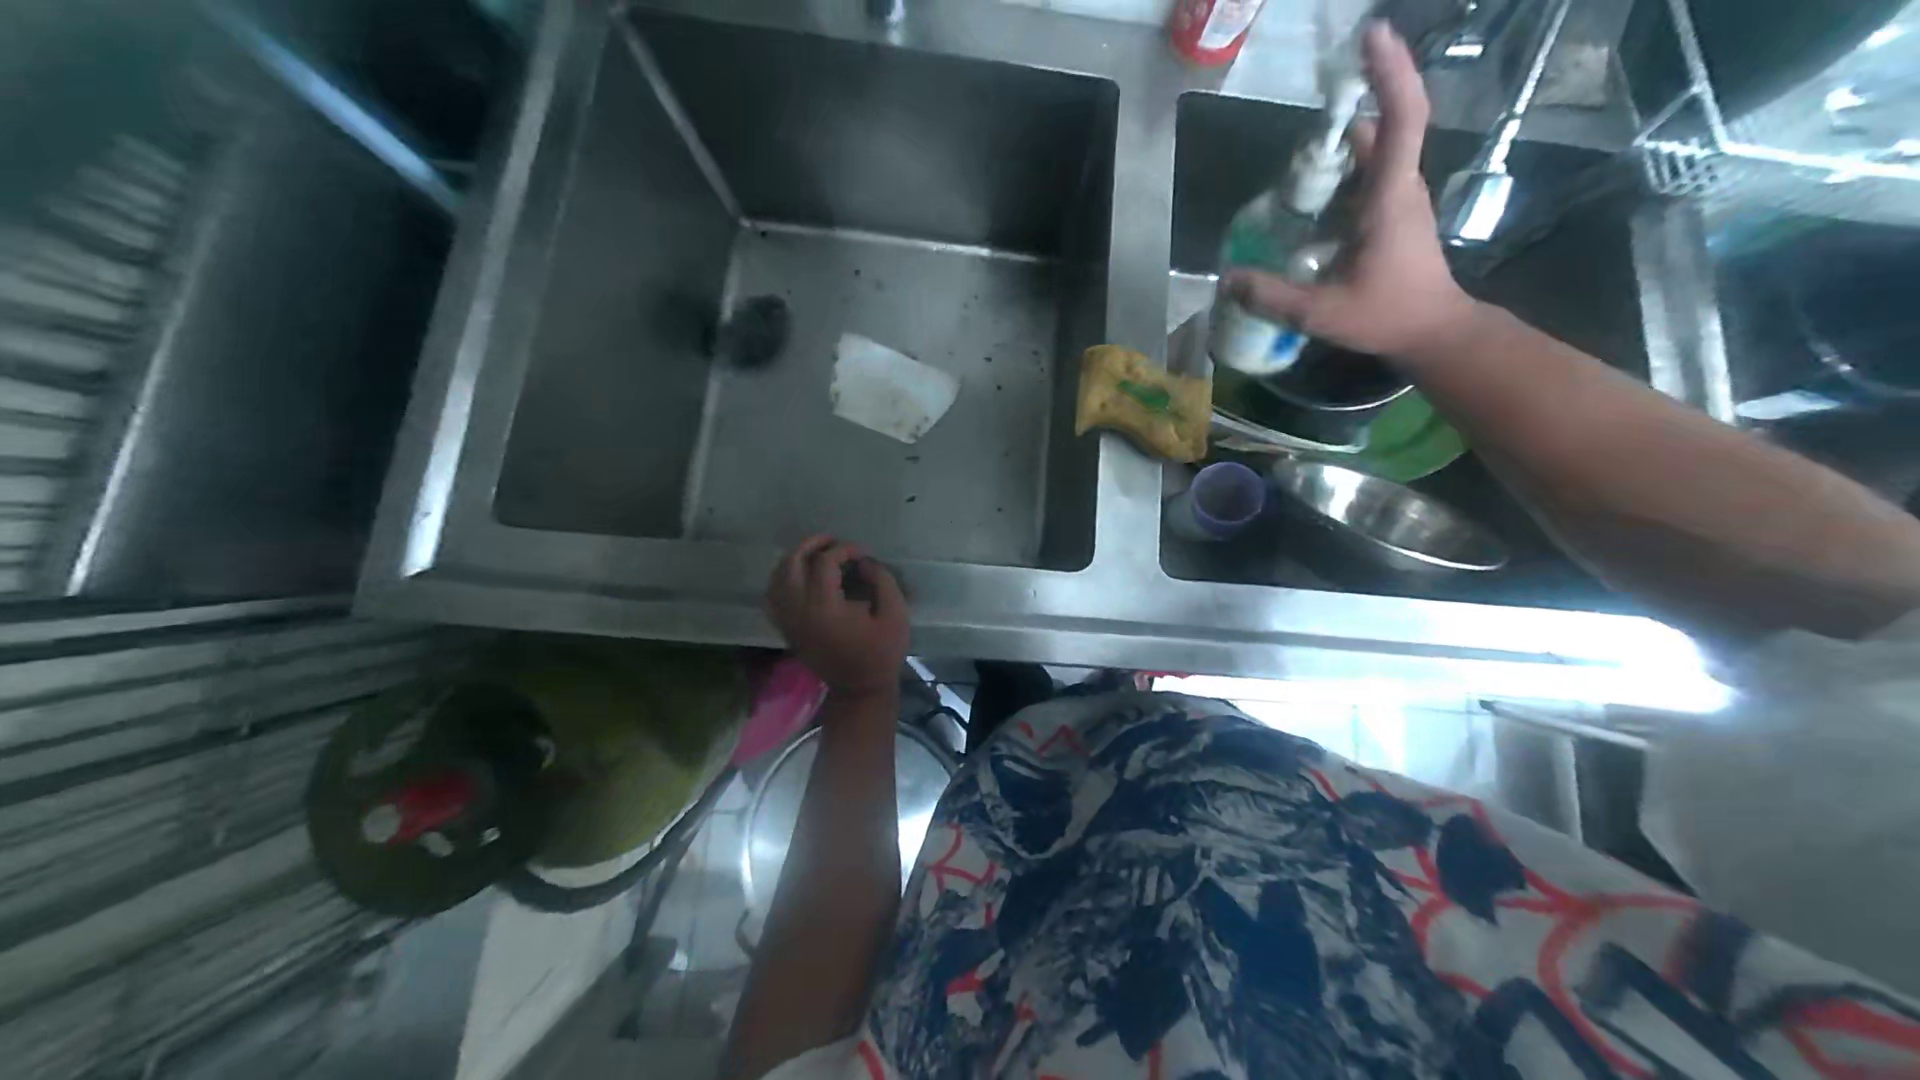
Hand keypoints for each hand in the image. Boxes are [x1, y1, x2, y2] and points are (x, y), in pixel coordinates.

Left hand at [765, 535, 908, 697]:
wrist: (860, 689)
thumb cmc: (881, 652)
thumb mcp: (895, 614)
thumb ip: (881, 580)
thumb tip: (862, 563)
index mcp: (825, 607)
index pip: (824, 563)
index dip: (843, 550)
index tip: (862, 554)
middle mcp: (800, 611)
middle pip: (792, 564)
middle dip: (812, 545)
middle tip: (832, 541)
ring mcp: (789, 621)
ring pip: (777, 578)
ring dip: (794, 560)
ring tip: (815, 554)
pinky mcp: (787, 629)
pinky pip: (772, 598)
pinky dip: (781, 581)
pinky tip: (797, 577)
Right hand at [1225, 20, 1481, 362]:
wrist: (1433, 333)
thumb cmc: (1387, 316)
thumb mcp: (1321, 313)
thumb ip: (1271, 296)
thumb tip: (1227, 279)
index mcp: (1390, 197)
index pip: (1402, 116)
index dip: (1390, 71)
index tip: (1370, 35)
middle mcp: (1400, 188)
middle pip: (1380, 131)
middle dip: (1343, 118)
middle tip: (1297, 136)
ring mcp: (1399, 202)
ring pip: (1372, 157)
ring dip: (1336, 154)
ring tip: (1292, 176)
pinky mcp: (1393, 218)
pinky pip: (1366, 182)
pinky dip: (1339, 180)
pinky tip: (1307, 207)